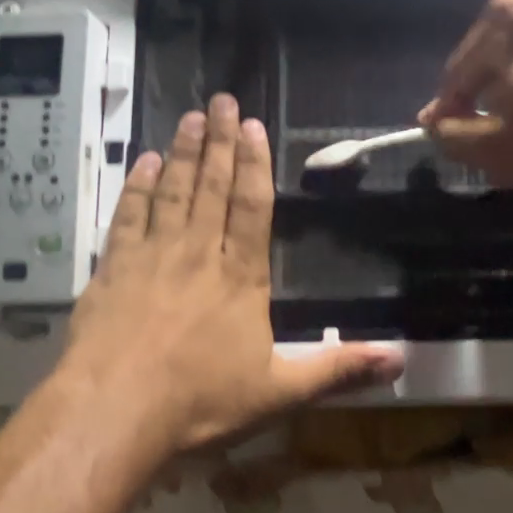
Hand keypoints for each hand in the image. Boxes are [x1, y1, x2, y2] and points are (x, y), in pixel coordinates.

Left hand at [54, 95, 403, 452]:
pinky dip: (136, 188)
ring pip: (170, 193)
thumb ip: (338, 370)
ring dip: (181, 153)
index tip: (253, 126)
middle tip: (221, 100)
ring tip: (189, 117)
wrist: (113, 412)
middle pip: (210, 187)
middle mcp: (197, 255)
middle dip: (218, 142)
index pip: (251, 208)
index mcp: (240, 278)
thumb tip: (401, 360)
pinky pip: (127, 217)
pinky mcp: (112, 271)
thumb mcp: (280, 393)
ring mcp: (150, 258)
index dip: (254, 165)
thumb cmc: (200, 403)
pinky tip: (142, 164)